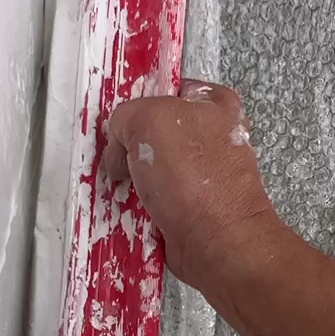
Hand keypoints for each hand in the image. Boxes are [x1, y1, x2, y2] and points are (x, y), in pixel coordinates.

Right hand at [101, 80, 280, 287]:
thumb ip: (126, 116)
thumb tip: (120, 148)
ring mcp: (201, 179)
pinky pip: (153, 204)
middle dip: (130, 150)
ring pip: (150, 173)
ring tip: (121, 190)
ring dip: (131, 184)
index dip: (138, 106)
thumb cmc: (191, 177)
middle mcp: (211, 139)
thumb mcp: (148, 120)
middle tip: (118, 161)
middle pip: (153, 136)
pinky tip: (129, 213)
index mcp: (214, 104)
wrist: (216, 243)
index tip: (121, 126)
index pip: (165, 92)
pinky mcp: (190, 212)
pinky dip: (139, 210)